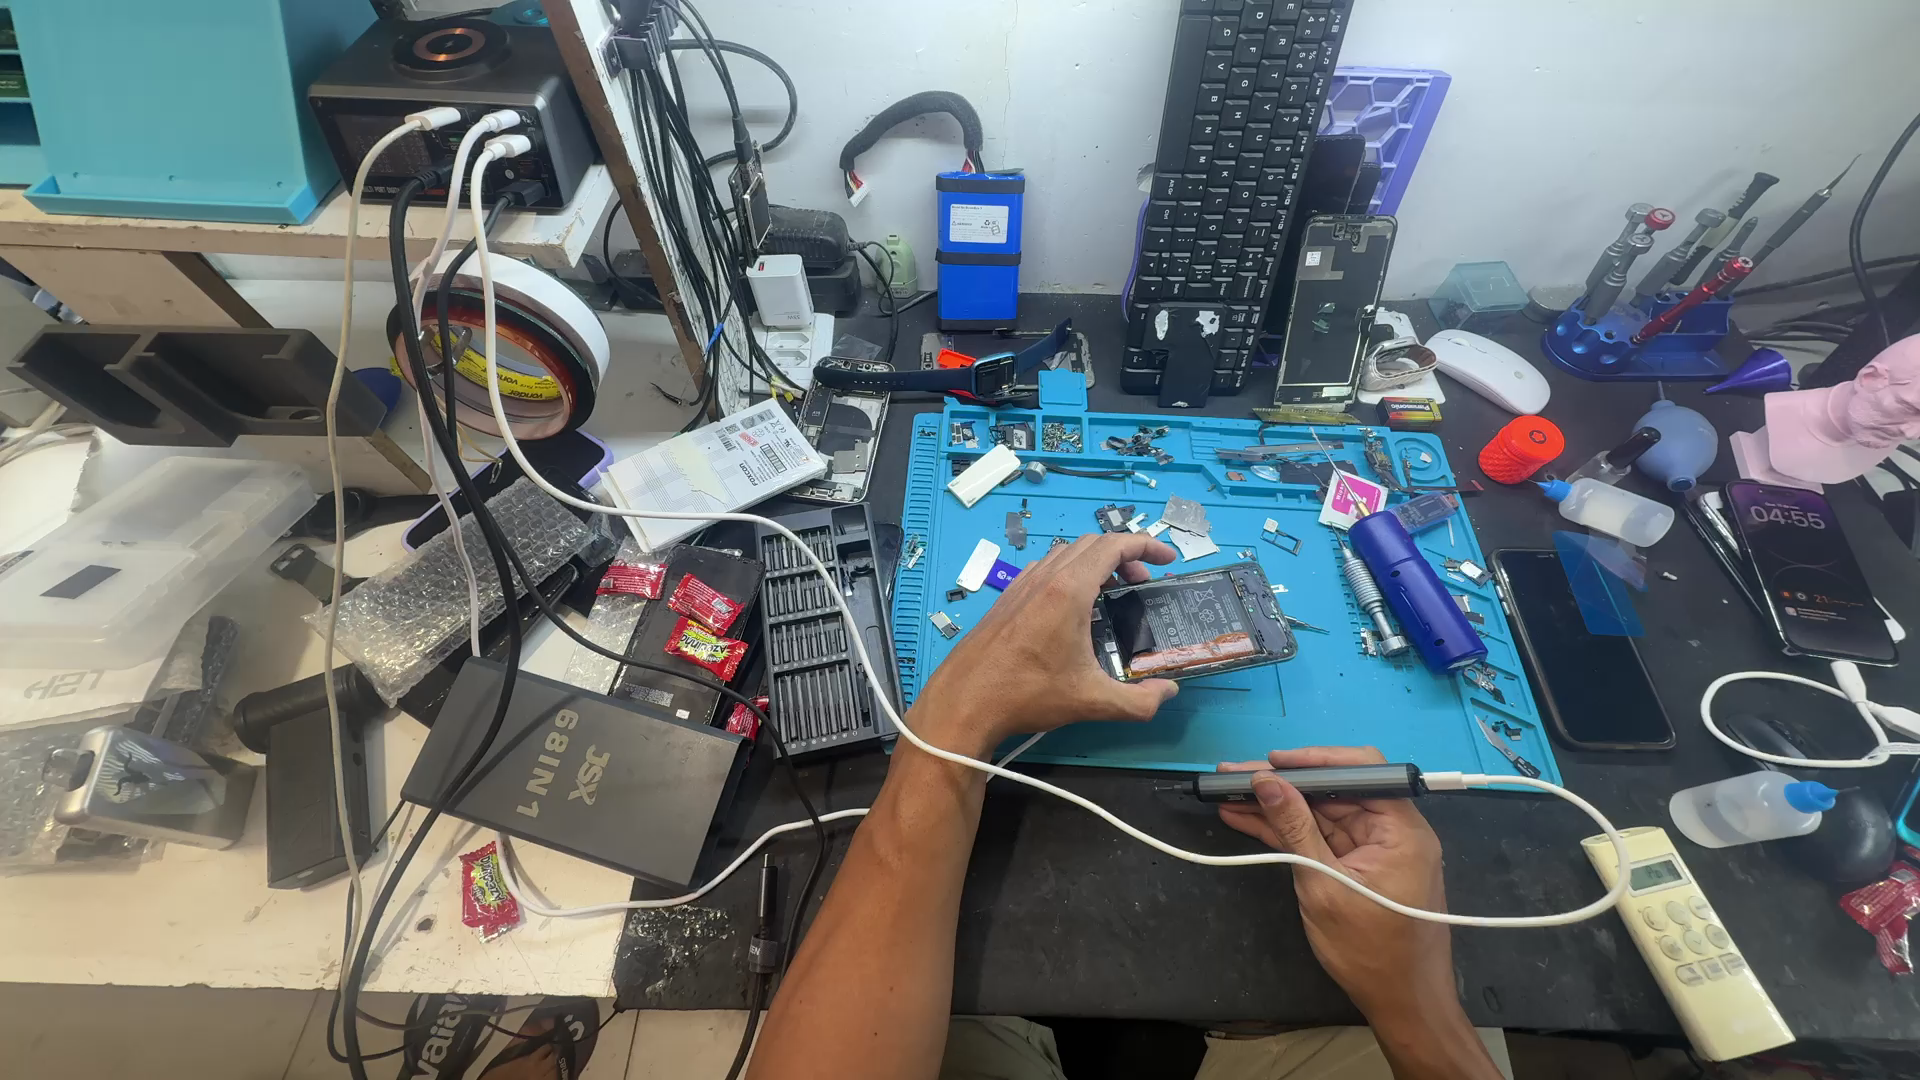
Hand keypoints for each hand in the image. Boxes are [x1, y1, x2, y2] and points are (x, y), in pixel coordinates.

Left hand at [908, 532, 1180, 757]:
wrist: (965, 699)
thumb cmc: (1027, 694)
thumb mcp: (1092, 701)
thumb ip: (1139, 701)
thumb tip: (1167, 694)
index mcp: (1069, 589)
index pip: (1114, 546)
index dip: (1146, 546)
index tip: (1167, 559)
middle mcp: (1045, 577)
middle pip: (1091, 544)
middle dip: (1125, 556)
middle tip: (1141, 584)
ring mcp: (1022, 584)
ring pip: (1065, 553)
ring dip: (1095, 562)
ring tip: (1110, 591)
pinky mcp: (1007, 597)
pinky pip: (1044, 568)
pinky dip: (1068, 572)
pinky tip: (1070, 605)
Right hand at [1216, 746, 1454, 1018]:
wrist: (1400, 1007)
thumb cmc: (1371, 950)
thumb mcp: (1325, 885)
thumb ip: (1294, 828)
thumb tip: (1265, 781)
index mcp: (1400, 829)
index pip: (1363, 770)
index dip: (1316, 760)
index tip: (1273, 762)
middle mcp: (1387, 829)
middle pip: (1330, 789)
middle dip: (1281, 782)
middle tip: (1233, 775)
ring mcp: (1366, 846)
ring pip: (1314, 811)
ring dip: (1272, 804)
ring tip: (1225, 792)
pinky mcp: (1349, 862)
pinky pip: (1312, 834)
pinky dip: (1279, 828)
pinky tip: (1241, 816)